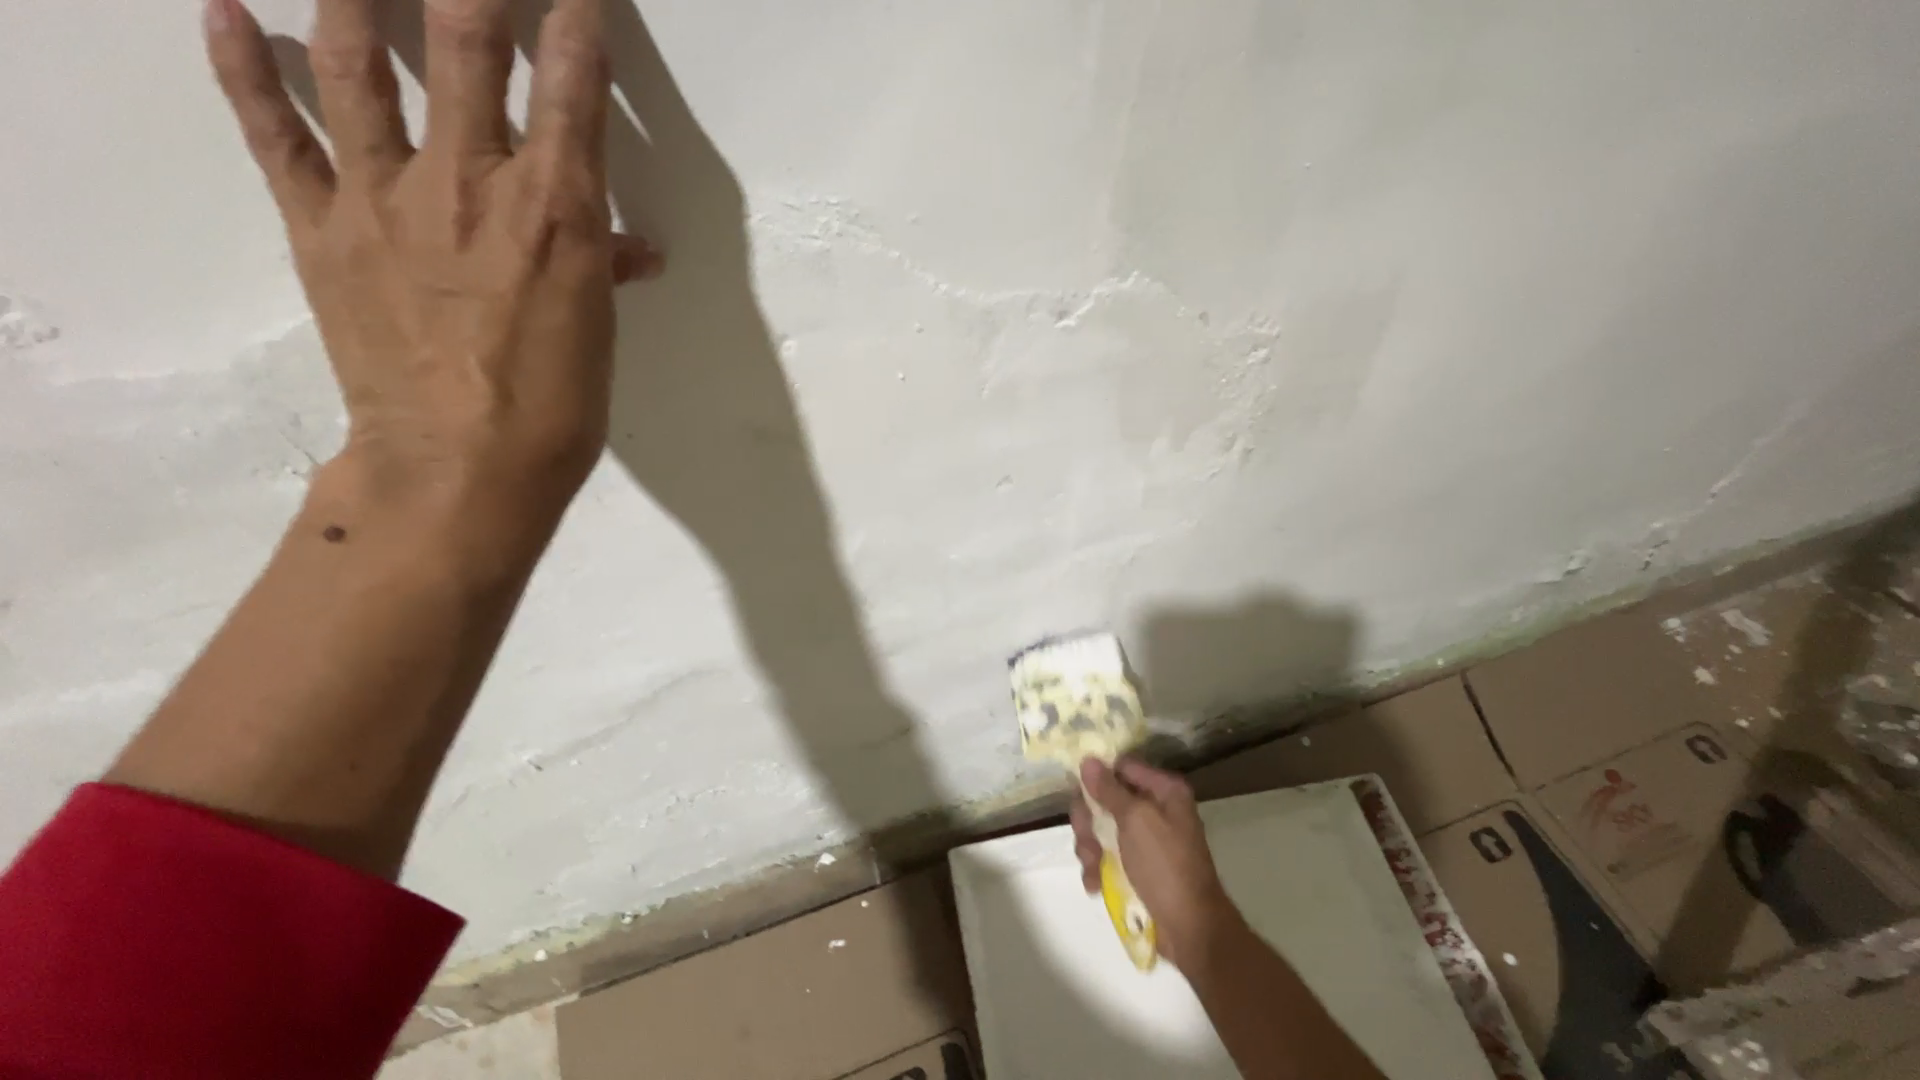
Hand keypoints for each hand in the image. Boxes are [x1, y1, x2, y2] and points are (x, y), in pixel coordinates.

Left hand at [205, 0, 660, 521]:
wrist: (460, 468)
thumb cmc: (554, 407)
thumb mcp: (596, 331)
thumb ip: (604, 268)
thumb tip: (632, 247)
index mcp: (555, 210)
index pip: (573, 84)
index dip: (577, 23)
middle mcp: (472, 182)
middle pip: (466, 42)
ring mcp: (386, 197)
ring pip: (361, 63)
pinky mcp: (321, 226)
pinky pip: (274, 134)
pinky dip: (245, 68)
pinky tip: (229, 12)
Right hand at [1071, 757, 1242, 967]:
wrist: (1189, 928)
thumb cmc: (1165, 866)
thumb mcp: (1136, 821)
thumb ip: (1109, 789)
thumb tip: (1088, 760)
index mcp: (1164, 791)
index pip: (1122, 767)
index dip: (1098, 777)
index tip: (1078, 793)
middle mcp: (1155, 809)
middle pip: (1105, 799)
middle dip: (1090, 821)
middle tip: (1087, 842)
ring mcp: (1145, 839)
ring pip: (1101, 829)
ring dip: (1090, 848)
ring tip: (1093, 870)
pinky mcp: (1136, 866)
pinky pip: (1106, 855)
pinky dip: (1097, 867)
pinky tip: (1095, 884)